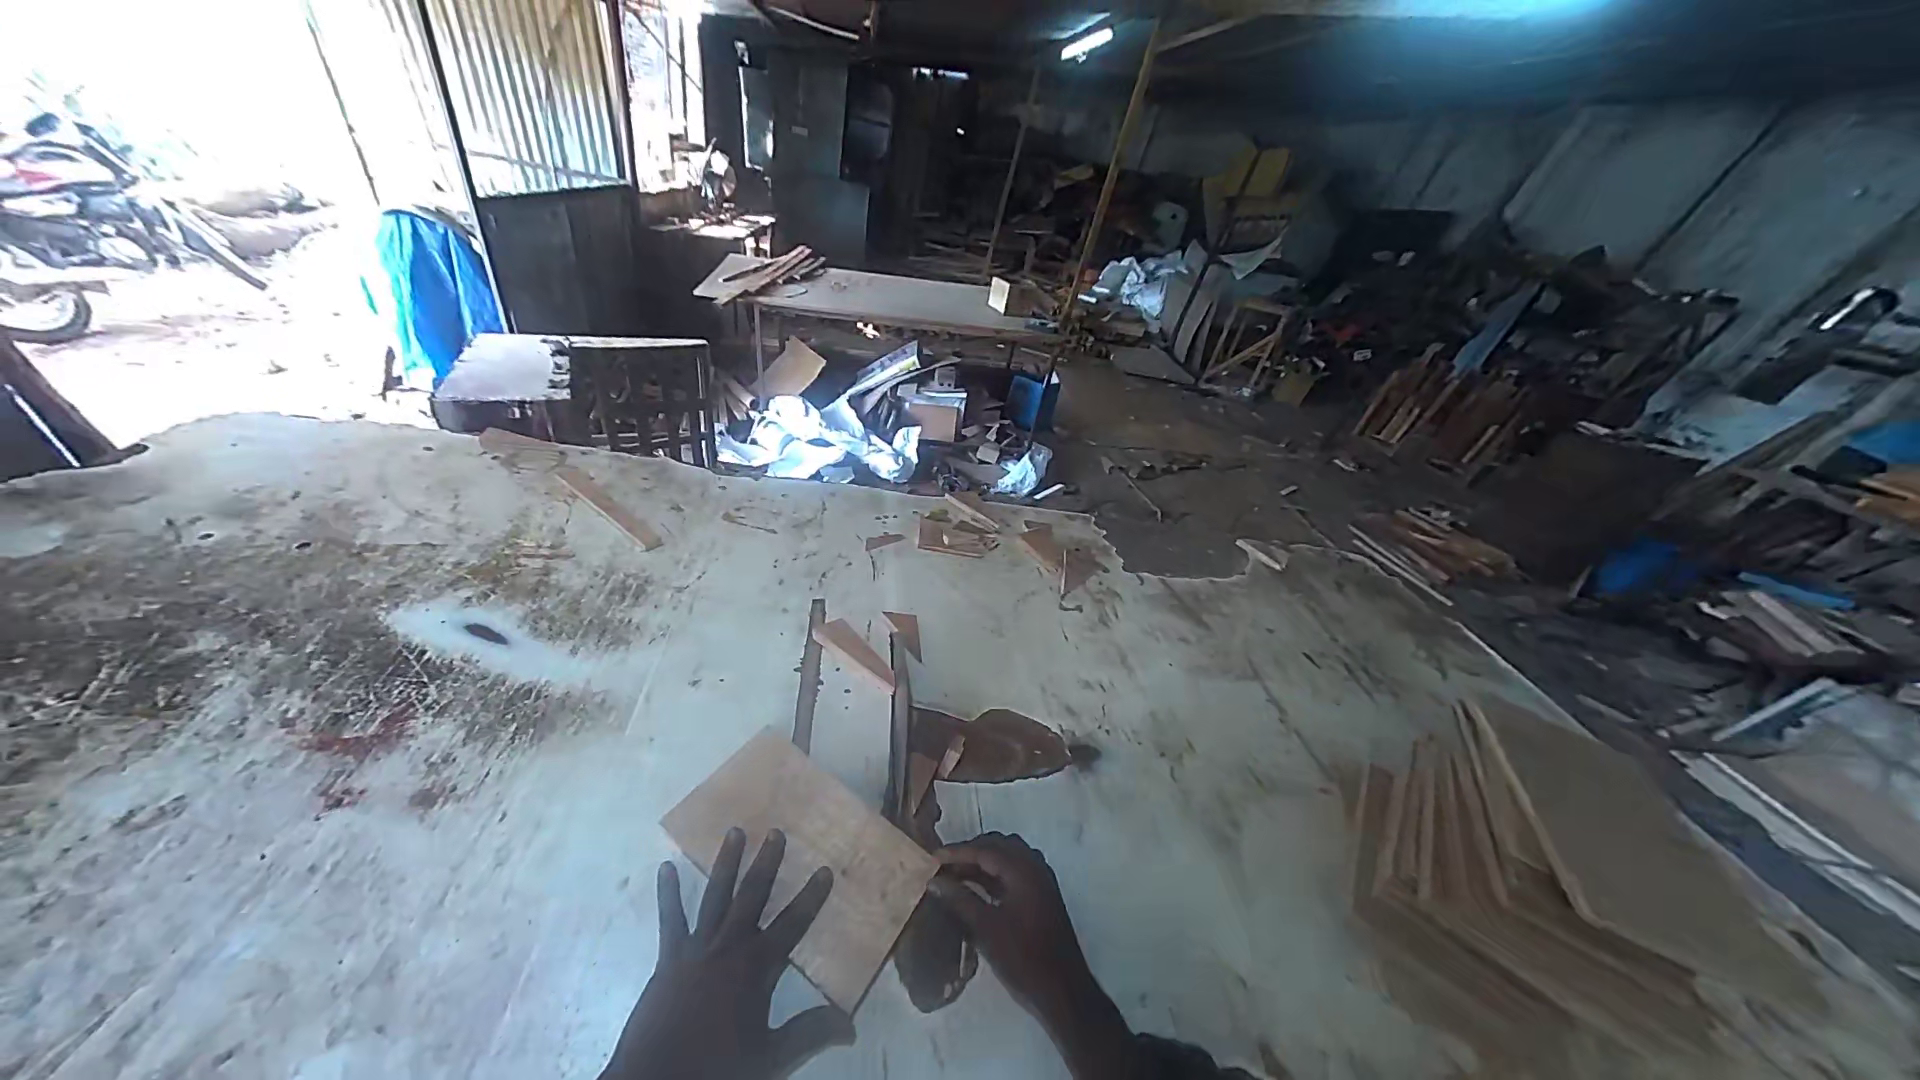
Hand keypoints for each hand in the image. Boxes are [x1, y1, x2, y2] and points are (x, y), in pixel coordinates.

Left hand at [601, 829, 854, 1079]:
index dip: (811, 897)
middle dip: (767, 863)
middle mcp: (729, 947)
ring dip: (726, 863)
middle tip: (776, 832)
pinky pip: (671, 920)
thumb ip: (809, 1032)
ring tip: (734, 832)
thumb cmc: (716, 1068)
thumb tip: (851, 1024)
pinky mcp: (669, 959)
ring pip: (716, 896)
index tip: (825, 869)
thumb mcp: (770, 1057)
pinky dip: (669, 894)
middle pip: (752, 896)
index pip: (792, 924)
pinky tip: (666, 868)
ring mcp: (696, 950)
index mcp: (756, 967)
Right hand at [928, 833, 1137, 1078]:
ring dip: (982, 862)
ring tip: (956, 875)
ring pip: (1007, 857)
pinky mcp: (1042, 894)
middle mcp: (1034, 866)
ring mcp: (1041, 880)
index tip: (932, 857)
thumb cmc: (1022, 957)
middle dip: (970, 852)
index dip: (957, 852)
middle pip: (997, 846)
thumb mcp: (986, 928)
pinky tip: (977, 888)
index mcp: (1023, 869)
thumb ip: (960, 899)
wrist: (1062, 990)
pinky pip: (1015, 872)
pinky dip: (995, 874)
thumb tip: (935, 881)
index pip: (984, 849)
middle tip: (944, 865)